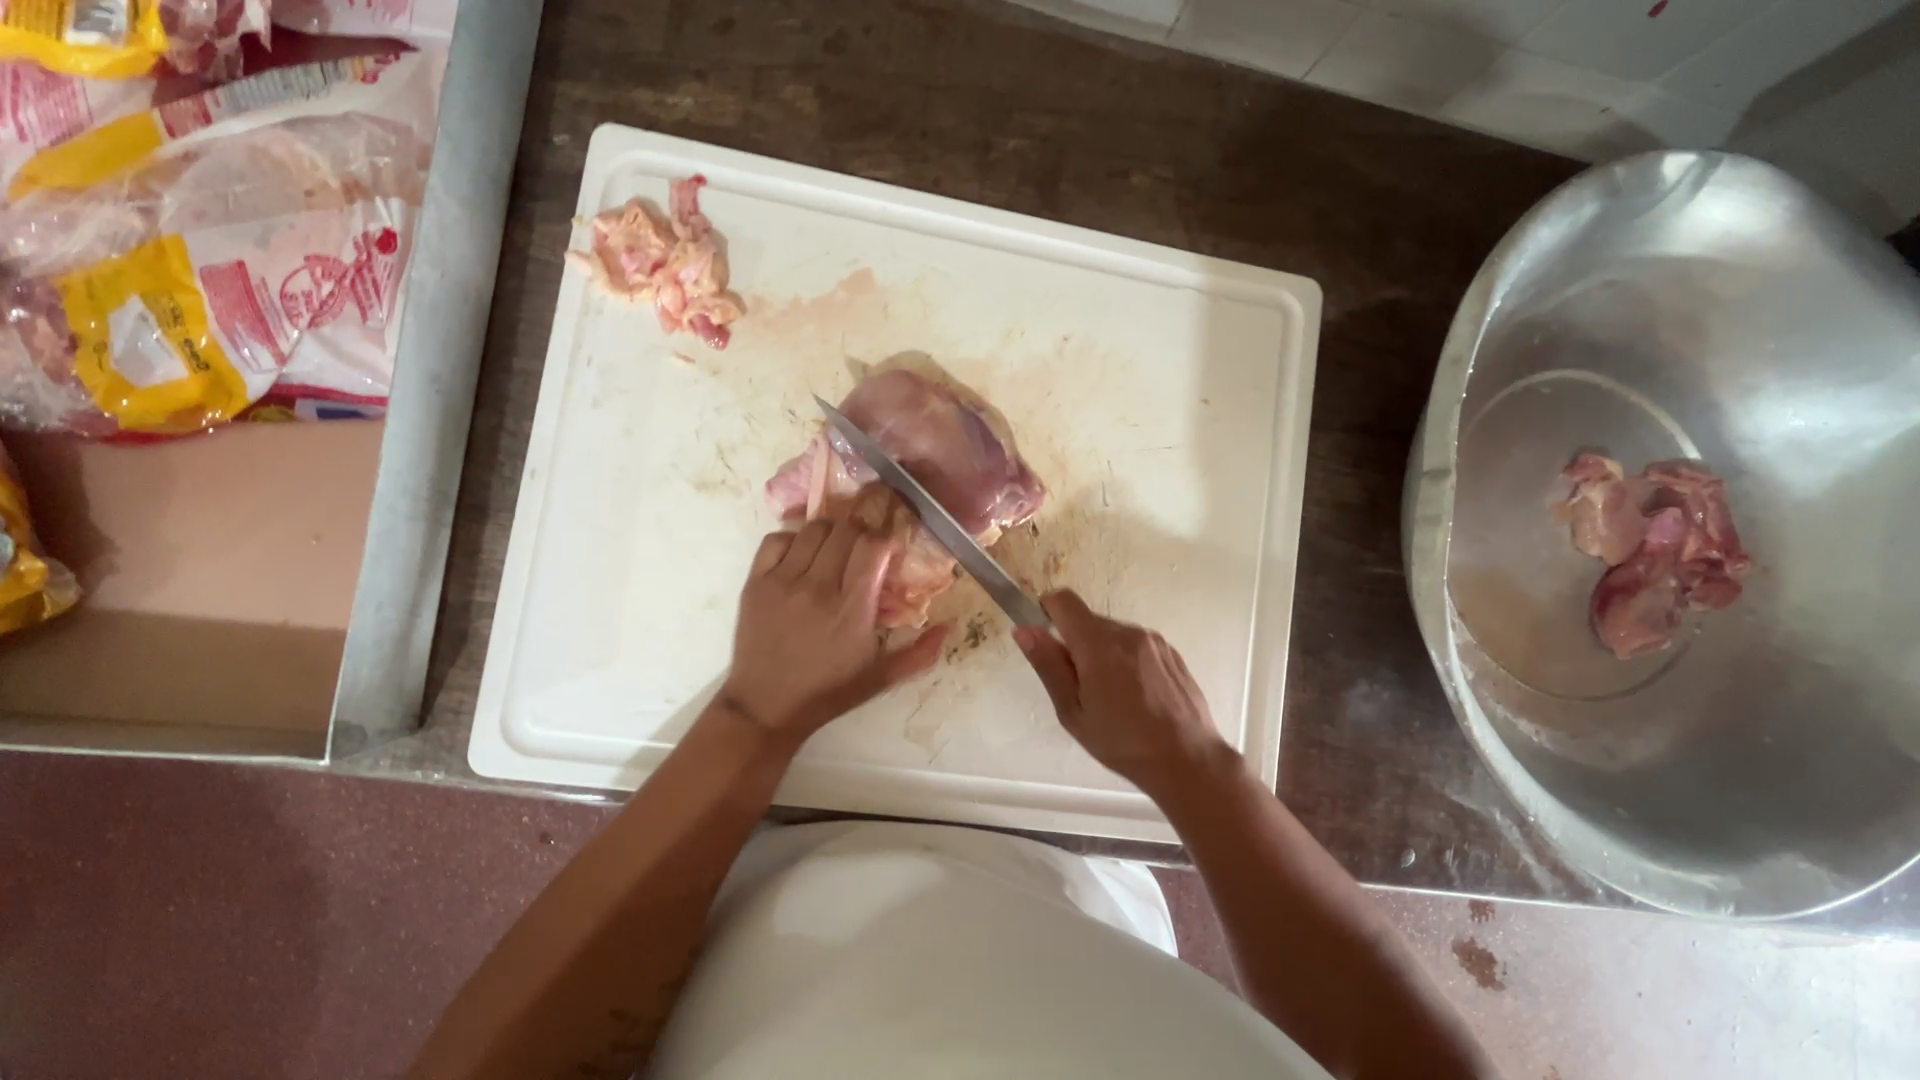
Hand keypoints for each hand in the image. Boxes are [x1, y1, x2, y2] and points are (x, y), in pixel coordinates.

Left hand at [719, 515, 947, 750]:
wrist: (766, 707)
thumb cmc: (828, 692)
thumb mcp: (881, 678)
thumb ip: (920, 653)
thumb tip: (950, 625)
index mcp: (851, 610)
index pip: (873, 547)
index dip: (885, 541)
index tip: (889, 552)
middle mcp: (817, 588)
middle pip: (846, 531)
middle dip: (861, 533)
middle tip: (864, 550)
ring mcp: (783, 582)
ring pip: (814, 529)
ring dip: (831, 533)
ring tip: (835, 550)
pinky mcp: (755, 582)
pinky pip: (777, 539)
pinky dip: (794, 539)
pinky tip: (802, 556)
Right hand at [1014, 590, 1233, 796]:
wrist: (1188, 759)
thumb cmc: (1123, 743)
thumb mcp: (1073, 712)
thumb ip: (1048, 666)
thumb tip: (1024, 630)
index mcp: (1099, 644)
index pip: (1063, 600)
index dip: (1047, 613)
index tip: (1047, 643)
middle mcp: (1128, 632)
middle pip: (1087, 620)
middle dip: (1075, 644)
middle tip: (1081, 688)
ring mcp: (1153, 640)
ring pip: (1112, 633)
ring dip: (1101, 653)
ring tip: (1111, 697)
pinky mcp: (1171, 652)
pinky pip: (1135, 645)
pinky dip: (1125, 660)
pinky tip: (1135, 696)